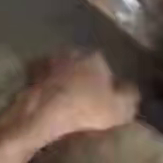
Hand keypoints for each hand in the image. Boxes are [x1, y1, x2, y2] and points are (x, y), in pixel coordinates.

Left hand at [5, 50, 138, 148]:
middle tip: (85, 97)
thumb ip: (130, 95)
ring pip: (62, 68)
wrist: (45, 110)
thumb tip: (130, 87)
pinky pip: (45, 77)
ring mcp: (50, 59)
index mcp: (95, 57)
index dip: (106, 82)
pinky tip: (50, 97)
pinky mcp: (32, 70)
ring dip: (65, 78)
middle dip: (84, 76)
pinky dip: (48, 83)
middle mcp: (72, 51)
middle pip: (82, 63)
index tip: (104, 97)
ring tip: (67, 98)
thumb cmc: (87, 108)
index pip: (105, 65)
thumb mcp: (121, 108)